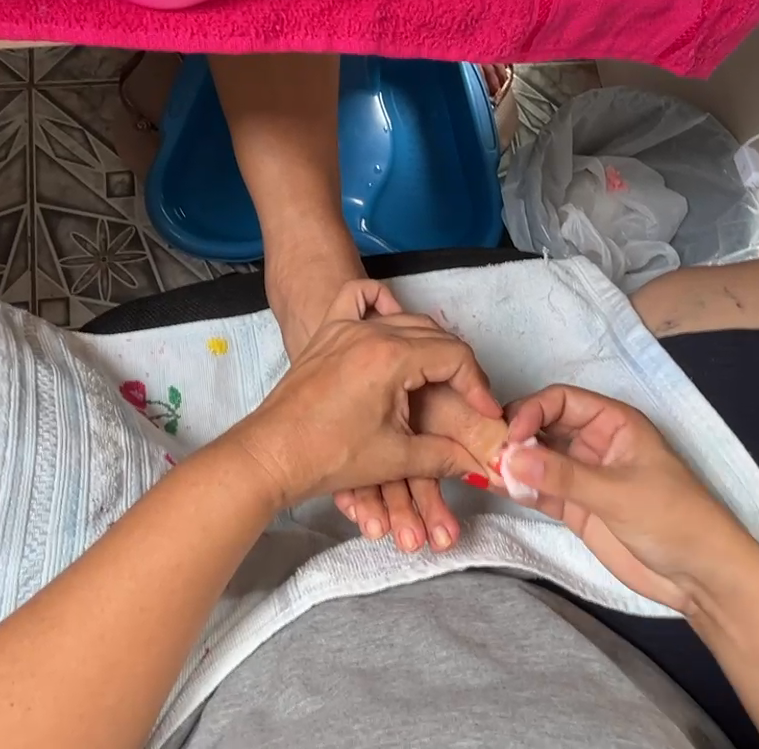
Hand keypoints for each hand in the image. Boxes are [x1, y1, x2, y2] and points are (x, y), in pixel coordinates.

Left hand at [223, 282, 501, 514]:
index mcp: (391, 357)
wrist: (272, 455)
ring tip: (439, 376)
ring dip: (428, 343)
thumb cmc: (329, 456)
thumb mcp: (396, 458)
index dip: (478, 386)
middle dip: (458, 367)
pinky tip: (389, 323)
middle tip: (468, 400)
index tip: (485, 412)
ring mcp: (346, 328)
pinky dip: (379, 302)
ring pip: (403, 318)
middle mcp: (371, 332)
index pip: (455, 356)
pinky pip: (358, 297)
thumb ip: (445, 455)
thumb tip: (478, 460)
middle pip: (435, 334)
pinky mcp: (327, 332)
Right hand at [501, 384, 756, 612]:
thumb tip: (510, 456)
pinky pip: (538, 488)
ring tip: (487, 471)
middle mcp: (593, 442)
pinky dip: (518, 487)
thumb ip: (563, 476)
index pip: (560, 400)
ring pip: (536, 457)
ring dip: (512, 463)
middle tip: (488, 452)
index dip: (531, 410)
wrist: (703, 581)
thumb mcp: (618, 494)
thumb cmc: (676, 520)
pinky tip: (496, 487)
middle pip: (542, 425)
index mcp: (613, 422)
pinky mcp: (575, 507)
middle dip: (515, 435)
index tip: (510, 434)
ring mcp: (582, 475)